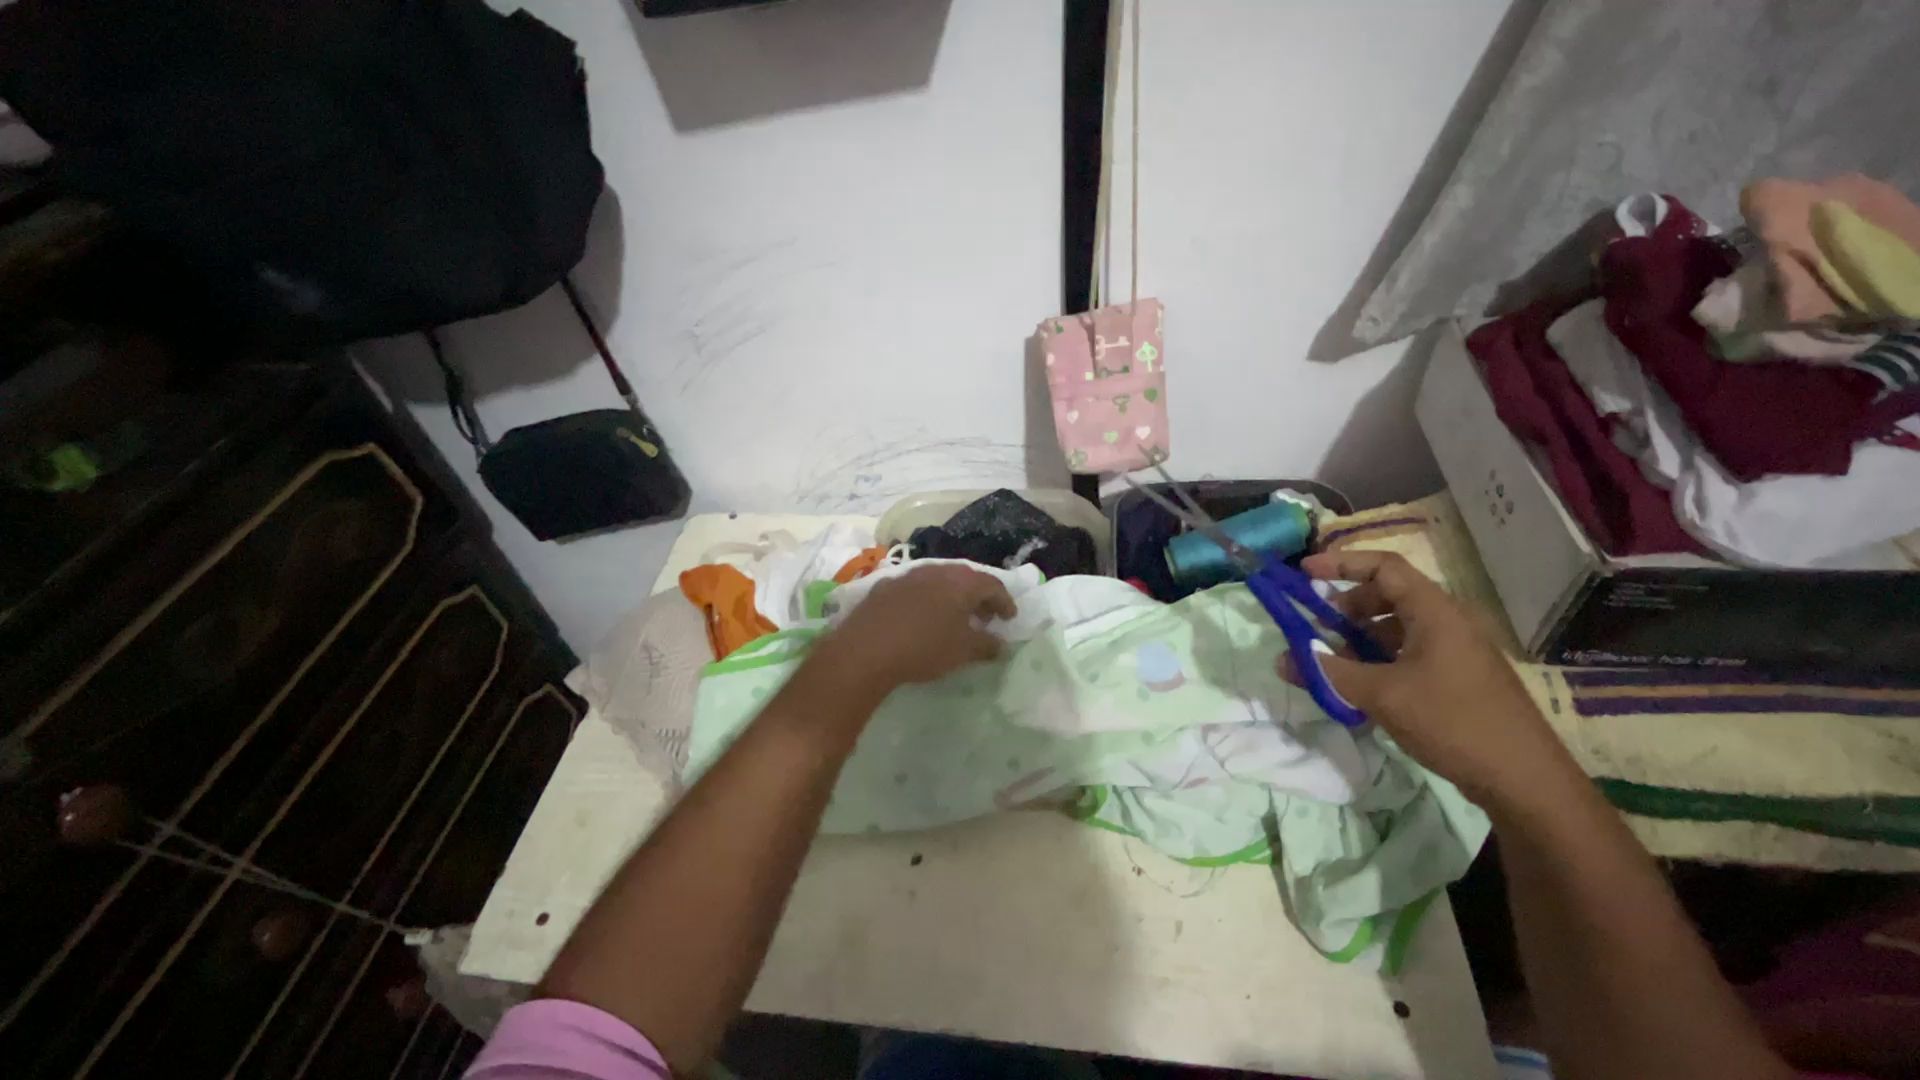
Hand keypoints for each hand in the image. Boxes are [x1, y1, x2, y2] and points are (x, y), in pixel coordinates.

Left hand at [806, 564, 1016, 699]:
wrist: (865, 650)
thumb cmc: (924, 648)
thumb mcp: (963, 651)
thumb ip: (987, 645)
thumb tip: (1000, 643)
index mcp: (961, 582)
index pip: (992, 584)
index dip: (1004, 601)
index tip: (1009, 618)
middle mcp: (936, 570)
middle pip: (965, 579)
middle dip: (978, 598)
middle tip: (985, 618)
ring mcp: (907, 576)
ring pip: (938, 581)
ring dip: (951, 597)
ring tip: (954, 619)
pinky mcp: (884, 587)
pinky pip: (915, 589)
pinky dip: (926, 600)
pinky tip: (922, 618)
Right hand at [1294, 550, 1572, 805]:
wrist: (1523, 778)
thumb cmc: (1452, 721)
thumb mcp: (1382, 695)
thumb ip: (1329, 672)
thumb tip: (1283, 659)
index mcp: (1435, 611)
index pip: (1384, 566)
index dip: (1341, 564)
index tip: (1304, 574)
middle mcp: (1448, 621)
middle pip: (1388, 595)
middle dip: (1346, 607)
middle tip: (1316, 628)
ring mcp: (1455, 650)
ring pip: (1397, 628)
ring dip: (1360, 639)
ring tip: (1332, 664)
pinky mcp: (1457, 678)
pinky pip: (1409, 653)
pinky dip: (1379, 660)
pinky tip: (1361, 689)